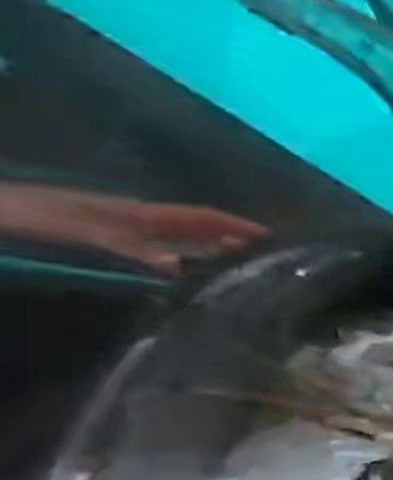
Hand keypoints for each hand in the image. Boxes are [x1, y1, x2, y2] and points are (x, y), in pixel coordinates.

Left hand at [0, 182, 266, 272]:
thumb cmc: (34, 215)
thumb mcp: (80, 230)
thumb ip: (129, 247)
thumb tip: (179, 266)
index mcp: (138, 212)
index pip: (199, 216)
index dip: (235, 224)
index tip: (271, 235)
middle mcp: (138, 218)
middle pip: (194, 226)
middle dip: (231, 236)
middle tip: (268, 253)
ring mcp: (123, 227)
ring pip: (179, 237)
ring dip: (210, 246)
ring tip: (241, 260)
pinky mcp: (110, 239)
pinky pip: (160, 247)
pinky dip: (183, 255)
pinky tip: (191, 267)